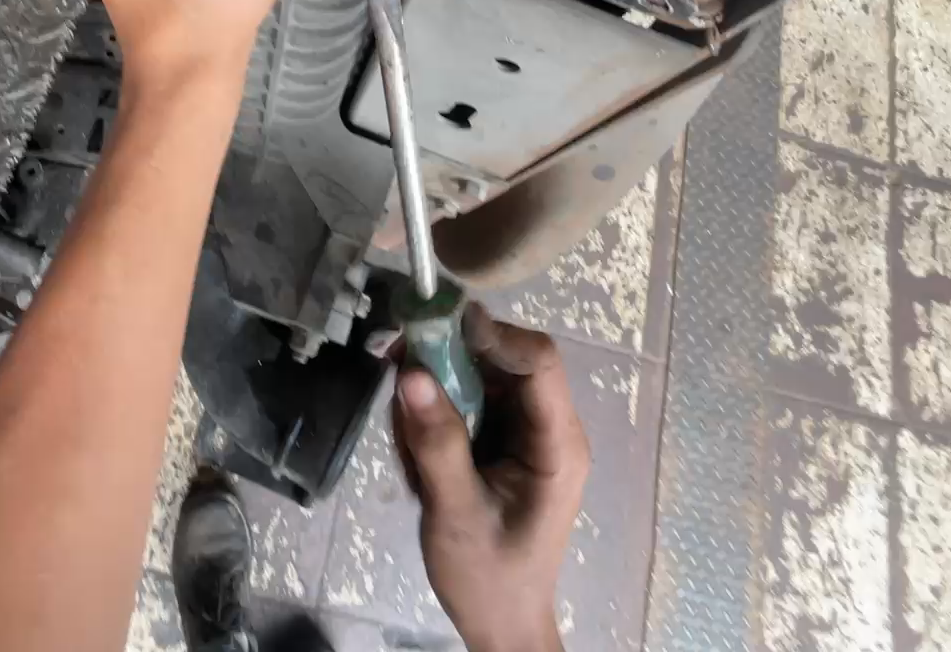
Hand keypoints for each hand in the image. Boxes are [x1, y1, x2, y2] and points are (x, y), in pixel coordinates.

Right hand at [394, 305, 589, 651]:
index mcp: (556, 442)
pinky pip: (463, 397)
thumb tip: (410, 371)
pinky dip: (432, 408)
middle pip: (501, 357)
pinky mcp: (499, 434)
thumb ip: (437, 443)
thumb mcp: (457, 513)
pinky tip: (412, 448)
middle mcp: (545, 423)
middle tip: (394, 363)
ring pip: (476, 372)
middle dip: (446, 358)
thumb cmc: (488, 575)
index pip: (538, 361)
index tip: (430, 329)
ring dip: (433, 386)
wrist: (499, 620)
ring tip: (404, 436)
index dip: (490, 335)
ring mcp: (521, 427)